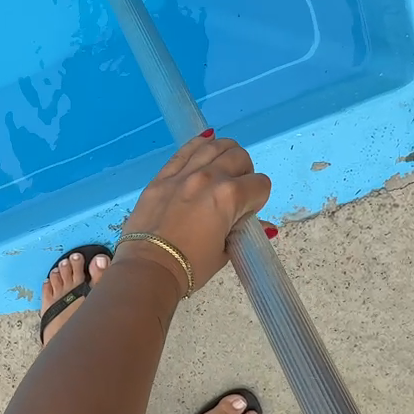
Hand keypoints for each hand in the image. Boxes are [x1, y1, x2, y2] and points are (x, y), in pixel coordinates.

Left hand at [117, 133, 270, 293]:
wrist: (148, 269)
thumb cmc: (191, 267)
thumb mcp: (225, 252)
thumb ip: (243, 232)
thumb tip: (266, 229)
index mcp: (230, 196)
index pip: (260, 184)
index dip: (257, 199)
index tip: (246, 213)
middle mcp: (209, 177)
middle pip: (239, 157)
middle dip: (244, 173)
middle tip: (235, 192)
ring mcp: (183, 175)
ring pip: (213, 146)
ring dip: (225, 153)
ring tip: (223, 167)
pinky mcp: (161, 178)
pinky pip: (183, 151)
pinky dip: (198, 145)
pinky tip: (205, 143)